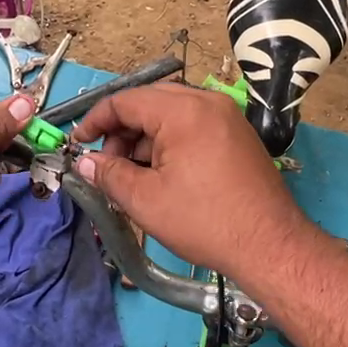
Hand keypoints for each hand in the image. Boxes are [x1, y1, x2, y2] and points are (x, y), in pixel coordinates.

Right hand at [71, 83, 312, 280]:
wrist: (269, 245)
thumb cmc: (204, 221)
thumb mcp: (145, 200)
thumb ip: (109, 174)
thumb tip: (85, 163)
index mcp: (183, 111)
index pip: (125, 101)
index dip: (95, 120)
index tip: (78, 143)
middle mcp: (208, 103)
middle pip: (149, 102)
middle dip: (121, 131)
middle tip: (107, 164)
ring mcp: (227, 117)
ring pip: (171, 114)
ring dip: (145, 138)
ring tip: (133, 176)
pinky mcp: (238, 136)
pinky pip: (193, 126)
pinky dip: (169, 143)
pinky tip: (161, 175)